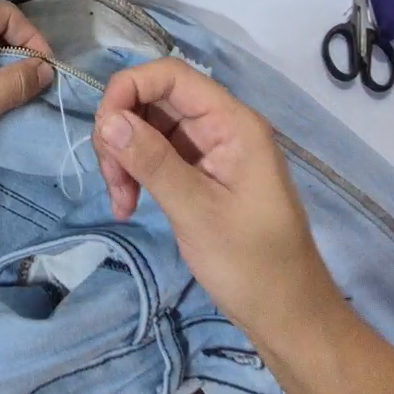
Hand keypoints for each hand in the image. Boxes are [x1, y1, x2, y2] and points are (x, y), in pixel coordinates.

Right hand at [92, 57, 331, 334]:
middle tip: (112, 177)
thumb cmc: (253, 265)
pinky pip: (153, 152)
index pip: (172, 75)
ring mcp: (206, 147)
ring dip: (123, 155)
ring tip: (121, 199)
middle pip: (153, 98)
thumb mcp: (199, 212)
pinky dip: (134, 172)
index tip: (104, 129)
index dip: (130, 88)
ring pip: (147, 125)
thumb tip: (108, 119)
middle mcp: (218, 125)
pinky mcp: (196, 170)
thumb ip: (153, 161)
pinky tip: (127, 203)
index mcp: (232, 122)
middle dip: (122, 131)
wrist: (288, 318)